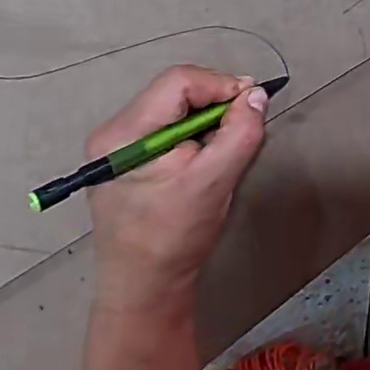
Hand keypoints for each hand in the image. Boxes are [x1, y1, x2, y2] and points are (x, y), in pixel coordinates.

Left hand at [85, 66, 268, 311]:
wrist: (143, 287)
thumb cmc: (173, 239)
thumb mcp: (214, 183)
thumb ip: (240, 134)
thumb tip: (256, 95)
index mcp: (124, 134)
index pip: (178, 82)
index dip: (220, 84)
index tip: (251, 102)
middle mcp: (113, 130)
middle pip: (175, 90)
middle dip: (215, 101)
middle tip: (244, 121)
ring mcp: (118, 142)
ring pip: (174, 105)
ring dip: (207, 117)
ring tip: (225, 144)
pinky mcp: (127, 154)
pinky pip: (168, 123)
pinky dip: (195, 131)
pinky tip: (206, 155)